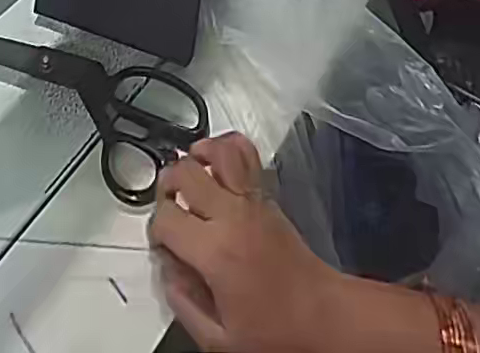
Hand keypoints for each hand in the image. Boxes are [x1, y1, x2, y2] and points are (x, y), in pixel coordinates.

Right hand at [147, 134, 348, 351]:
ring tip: (188, 173)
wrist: (323, 316)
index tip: (163, 244)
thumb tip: (167, 271)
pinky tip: (216, 161)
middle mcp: (231, 215)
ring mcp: (250, 199)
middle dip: (166, 183)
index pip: (166, 218)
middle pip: (184, 173)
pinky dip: (227, 147)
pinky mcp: (265, 195)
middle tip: (167, 203)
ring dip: (196, 155)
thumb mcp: (220, 340)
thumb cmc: (276, 332)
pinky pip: (245, 154)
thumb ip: (183, 304)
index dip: (155, 229)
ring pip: (216, 152)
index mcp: (215, 252)